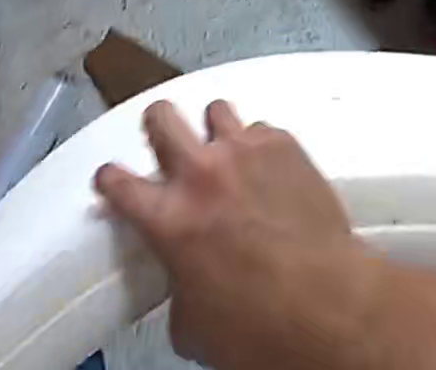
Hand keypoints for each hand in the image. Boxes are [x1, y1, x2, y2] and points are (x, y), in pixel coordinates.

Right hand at [94, 100, 378, 369]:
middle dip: (158, 122)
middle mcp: (201, 174)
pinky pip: (262, 129)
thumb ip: (178, 286)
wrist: (325, 303)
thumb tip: (186, 282)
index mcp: (169, 219)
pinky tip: (269, 167)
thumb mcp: (195, 325)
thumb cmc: (262, 326)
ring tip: (225, 147)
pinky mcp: (281, 144)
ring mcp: (243, 151)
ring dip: (215, 128)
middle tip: (165, 134)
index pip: (118, 183)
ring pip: (216, 108)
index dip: (110, 178)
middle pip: (161, 116)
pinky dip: (260, 144)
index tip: (112, 176)